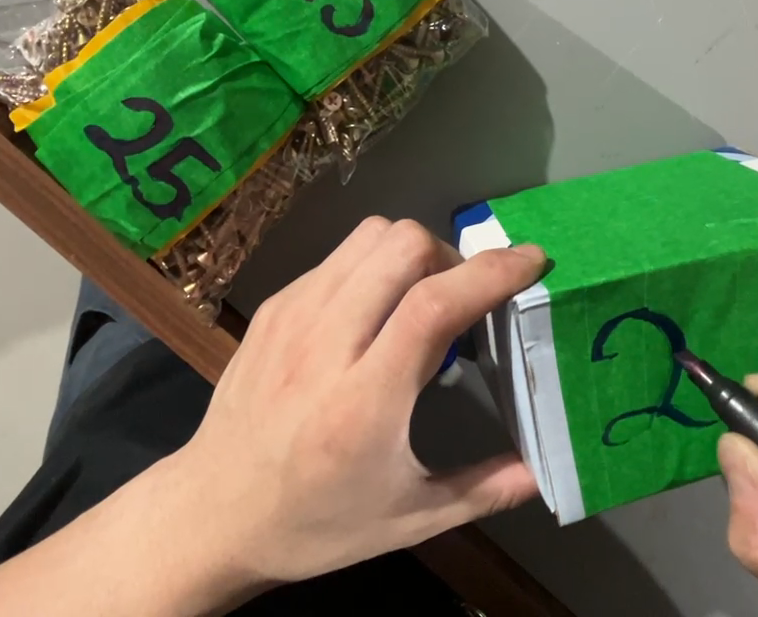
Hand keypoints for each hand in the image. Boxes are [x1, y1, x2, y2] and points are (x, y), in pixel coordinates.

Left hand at [167, 217, 544, 601]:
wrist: (212, 511)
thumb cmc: (314, 521)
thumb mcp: (408, 519)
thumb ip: (484, 490)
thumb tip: (545, 470)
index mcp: (365, 399)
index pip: (434, 305)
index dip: (491, 272)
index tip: (531, 260)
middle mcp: (327, 343)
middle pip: (402, 246)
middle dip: (451, 255)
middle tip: (463, 297)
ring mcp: (293, 315)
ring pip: (369, 235)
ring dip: (412, 251)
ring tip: (420, 296)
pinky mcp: (274, 306)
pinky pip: (338, 256)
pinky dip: (373, 264)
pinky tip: (373, 311)